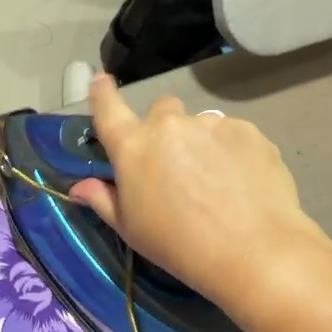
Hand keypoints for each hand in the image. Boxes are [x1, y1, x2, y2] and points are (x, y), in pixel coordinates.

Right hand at [71, 74, 331, 306]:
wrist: (251, 250)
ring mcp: (213, 124)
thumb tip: (80, 187)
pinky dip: (230, 153)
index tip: (101, 81)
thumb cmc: (177, 245)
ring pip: (199, 125)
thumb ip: (103, 200)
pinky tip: (238, 184)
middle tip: (172, 167)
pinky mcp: (248, 131)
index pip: (109, 109)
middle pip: (161, 112)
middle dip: (162, 131)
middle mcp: (170, 125)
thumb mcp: (131, 229)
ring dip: (199, 144)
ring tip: (213, 182)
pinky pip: (231, 135)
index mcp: (134, 147)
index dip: (102, 94)